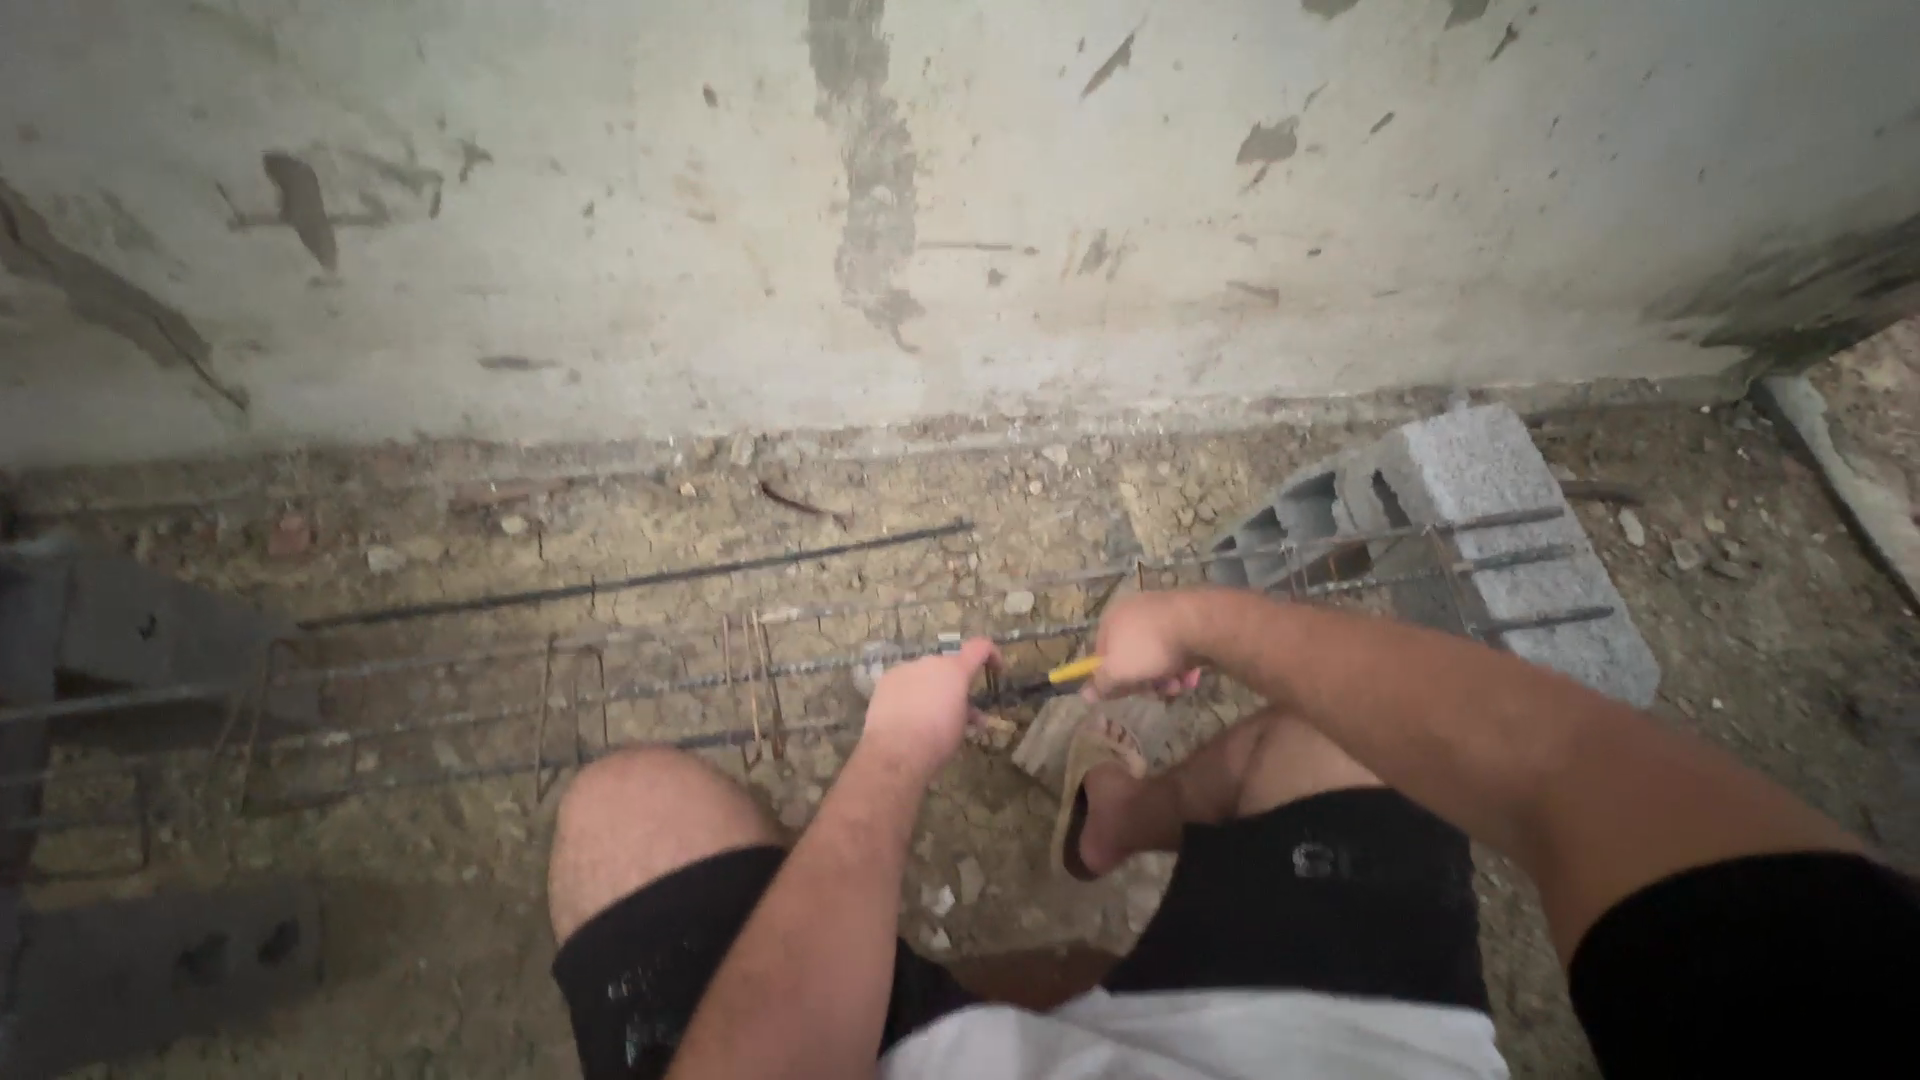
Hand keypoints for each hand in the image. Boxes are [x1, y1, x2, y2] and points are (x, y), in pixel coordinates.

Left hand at [859, 639, 1000, 780]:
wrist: (895, 751)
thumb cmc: (937, 740)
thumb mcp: (961, 727)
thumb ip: (968, 712)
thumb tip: (973, 715)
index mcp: (955, 670)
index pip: (980, 647)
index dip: (991, 654)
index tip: (996, 670)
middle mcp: (931, 662)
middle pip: (948, 665)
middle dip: (954, 683)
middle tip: (955, 708)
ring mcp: (906, 668)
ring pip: (924, 673)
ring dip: (931, 688)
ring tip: (927, 715)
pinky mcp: (886, 680)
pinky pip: (904, 681)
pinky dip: (909, 693)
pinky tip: (905, 715)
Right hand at [1085, 590, 1207, 701]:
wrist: (1198, 624)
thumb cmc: (1149, 648)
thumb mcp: (1118, 672)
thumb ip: (1101, 684)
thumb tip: (1084, 694)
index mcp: (1112, 618)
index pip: (1102, 652)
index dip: (1111, 677)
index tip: (1125, 694)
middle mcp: (1134, 611)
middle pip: (1132, 656)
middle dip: (1144, 680)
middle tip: (1157, 692)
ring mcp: (1161, 613)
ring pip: (1157, 655)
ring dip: (1166, 677)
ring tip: (1179, 685)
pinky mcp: (1187, 618)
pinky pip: (1177, 647)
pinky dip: (1182, 664)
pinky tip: (1191, 675)